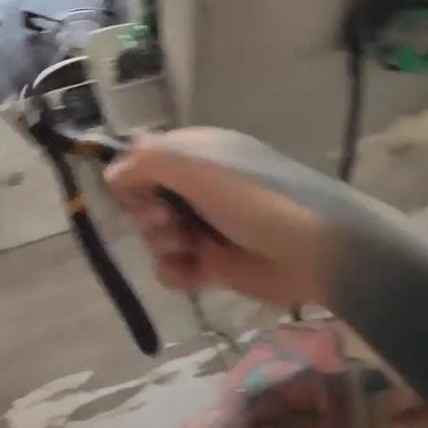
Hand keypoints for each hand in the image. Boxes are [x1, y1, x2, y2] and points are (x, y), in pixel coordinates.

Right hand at [104, 127, 333, 308]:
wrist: (316, 249)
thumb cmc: (256, 198)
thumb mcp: (198, 165)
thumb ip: (147, 161)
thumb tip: (112, 174)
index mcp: (196, 153)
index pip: (143, 157)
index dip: (132, 176)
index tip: (136, 193)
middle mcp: (198, 186)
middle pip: (144, 200)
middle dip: (146, 214)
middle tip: (165, 223)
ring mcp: (205, 225)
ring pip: (156, 236)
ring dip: (161, 244)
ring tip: (186, 249)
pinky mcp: (215, 264)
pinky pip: (175, 267)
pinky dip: (176, 272)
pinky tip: (191, 274)